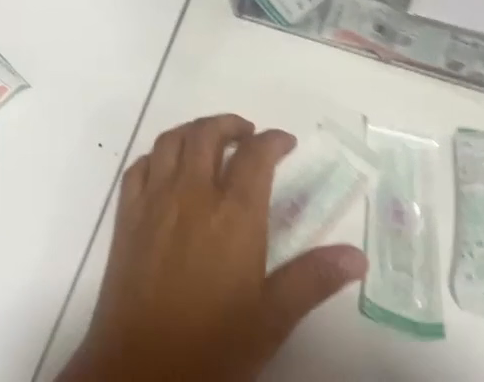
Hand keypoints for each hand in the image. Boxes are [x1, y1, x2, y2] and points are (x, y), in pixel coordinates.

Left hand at [58, 115, 367, 381]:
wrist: (143, 363)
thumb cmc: (214, 342)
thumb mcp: (273, 316)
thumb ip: (313, 278)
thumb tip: (356, 255)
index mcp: (234, 214)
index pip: (255, 156)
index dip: (272, 141)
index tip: (285, 142)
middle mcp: (191, 193)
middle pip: (207, 135)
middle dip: (230, 125)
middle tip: (248, 134)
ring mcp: (153, 199)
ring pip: (170, 141)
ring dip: (193, 131)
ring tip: (210, 141)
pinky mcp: (127, 214)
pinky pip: (139, 166)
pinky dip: (157, 154)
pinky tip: (167, 168)